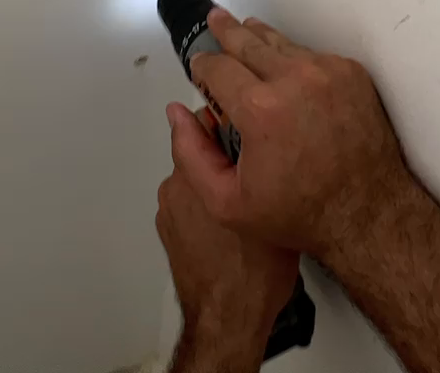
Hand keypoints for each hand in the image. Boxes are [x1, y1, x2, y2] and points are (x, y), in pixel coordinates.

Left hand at [158, 107, 299, 368]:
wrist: (229, 318)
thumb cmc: (257, 267)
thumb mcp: (274, 205)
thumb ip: (259, 165)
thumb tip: (262, 142)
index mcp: (202, 170)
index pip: (205, 121)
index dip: (228, 122)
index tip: (248, 131)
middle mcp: (178, 182)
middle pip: (199, 148)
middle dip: (220, 153)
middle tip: (249, 172)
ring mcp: (168, 206)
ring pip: (192, 175)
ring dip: (209, 180)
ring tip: (239, 203)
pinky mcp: (165, 227)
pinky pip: (184, 201)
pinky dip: (198, 205)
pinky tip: (222, 226)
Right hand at [169, 9, 415, 261]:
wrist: (370, 214)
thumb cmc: (298, 213)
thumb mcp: (228, 203)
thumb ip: (192, 155)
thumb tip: (176, 111)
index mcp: (260, 109)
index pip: (217, 66)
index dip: (202, 64)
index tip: (198, 66)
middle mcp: (293, 79)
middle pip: (247, 39)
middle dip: (226, 30)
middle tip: (214, 18)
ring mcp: (325, 71)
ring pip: (280, 42)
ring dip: (258, 38)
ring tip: (244, 29)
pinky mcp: (349, 71)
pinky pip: (310, 54)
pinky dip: (293, 58)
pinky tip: (285, 68)